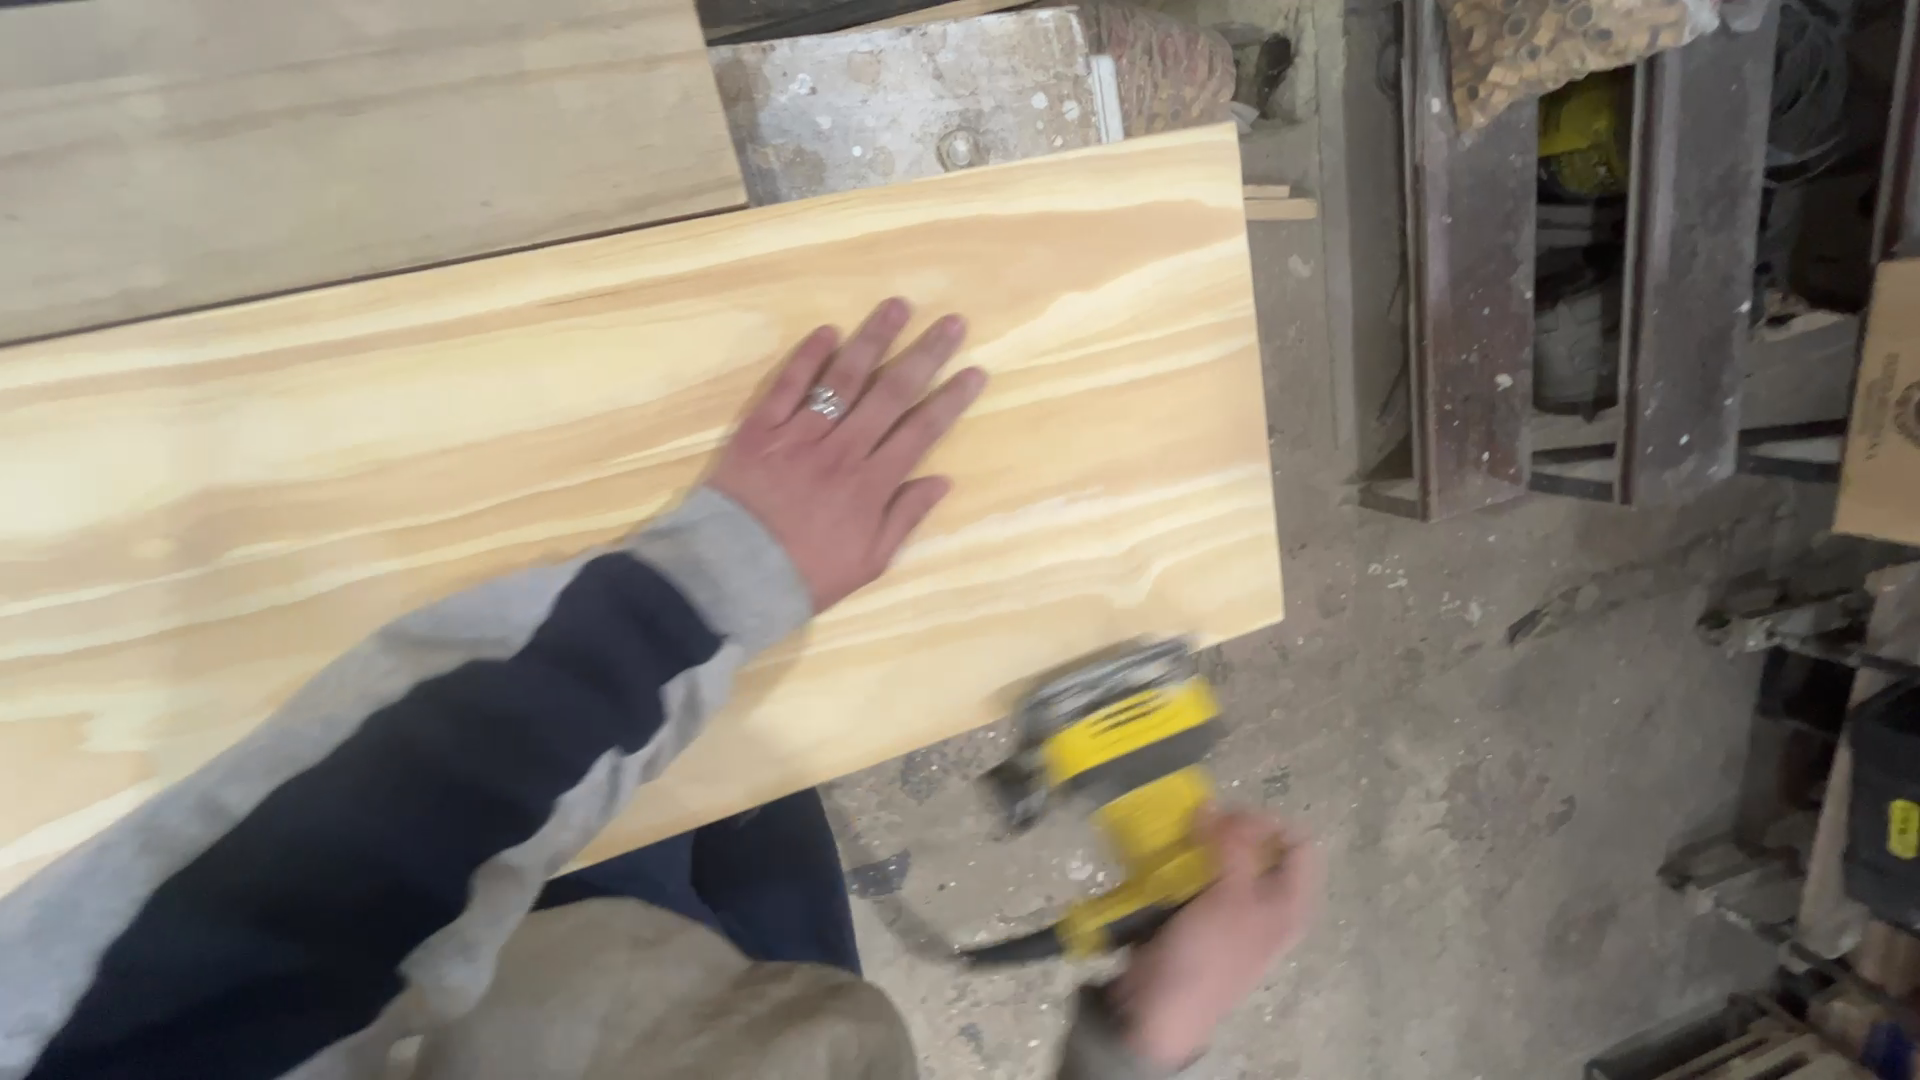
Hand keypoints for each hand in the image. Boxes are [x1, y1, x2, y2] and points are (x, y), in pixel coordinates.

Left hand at [708, 298, 986, 612]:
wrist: (731, 576)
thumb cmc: (805, 575)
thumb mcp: (869, 563)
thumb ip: (904, 519)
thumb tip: (940, 480)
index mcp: (872, 486)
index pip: (921, 432)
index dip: (950, 400)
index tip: (975, 372)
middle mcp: (842, 451)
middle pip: (891, 394)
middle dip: (925, 355)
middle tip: (951, 323)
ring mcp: (800, 436)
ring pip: (844, 379)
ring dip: (873, 340)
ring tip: (898, 306)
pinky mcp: (760, 430)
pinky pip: (787, 386)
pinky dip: (807, 357)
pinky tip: (828, 331)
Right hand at [1109, 809, 1321, 1069]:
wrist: (1162, 1006)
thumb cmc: (1207, 955)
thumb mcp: (1229, 898)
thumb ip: (1233, 848)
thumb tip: (1217, 806)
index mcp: (1290, 904)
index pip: (1298, 844)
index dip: (1268, 824)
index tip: (1230, 817)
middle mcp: (1269, 903)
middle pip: (1262, 847)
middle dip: (1232, 828)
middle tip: (1203, 824)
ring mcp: (1234, 907)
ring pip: (1228, 856)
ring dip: (1206, 841)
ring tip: (1183, 834)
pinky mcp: (1202, 910)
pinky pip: (1202, 871)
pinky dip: (1189, 857)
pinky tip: (1171, 854)